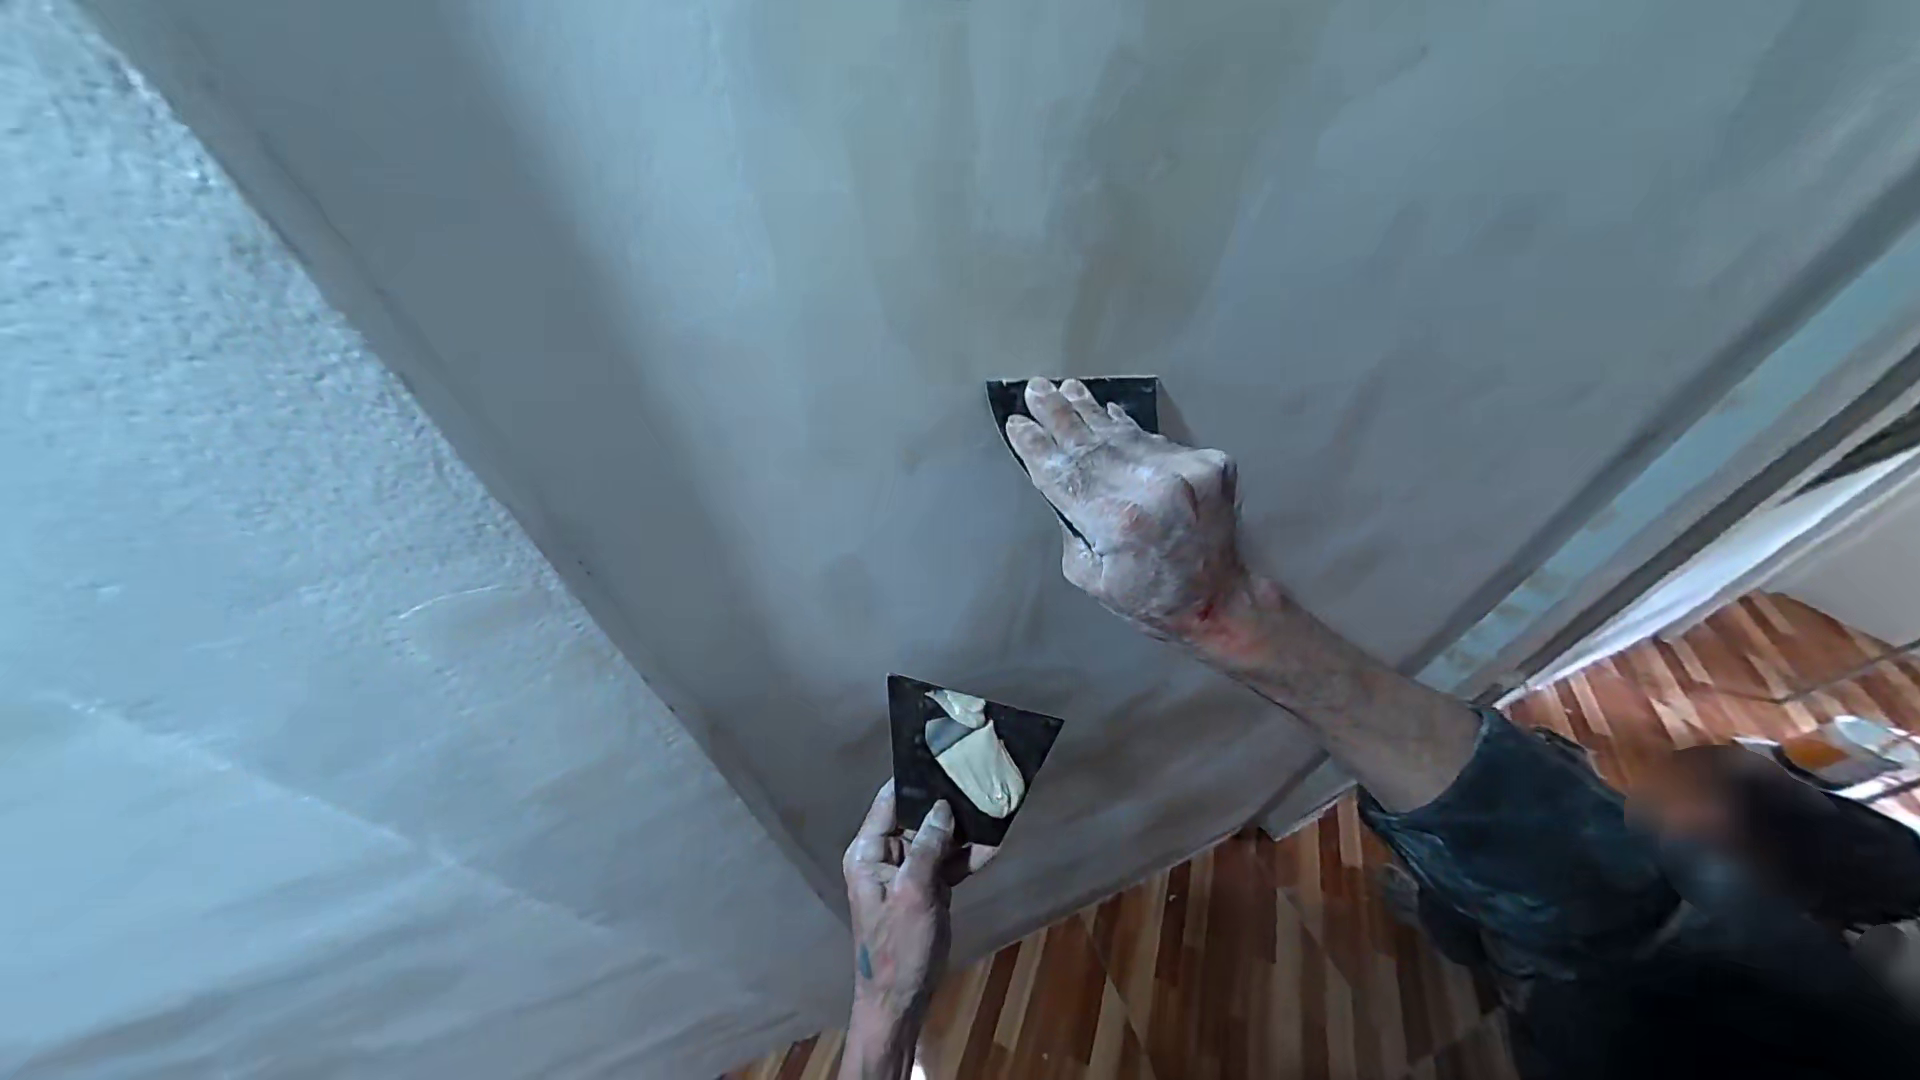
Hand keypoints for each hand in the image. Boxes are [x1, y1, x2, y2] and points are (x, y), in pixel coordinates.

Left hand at [840, 784, 994, 1077]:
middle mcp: (886, 854)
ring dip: (962, 828)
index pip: (889, 800)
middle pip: (917, 815)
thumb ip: (927, 846)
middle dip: (946, 801)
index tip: (940, 756)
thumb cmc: (898, 945)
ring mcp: (908, 871)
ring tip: (990, 805)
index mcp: (869, 850)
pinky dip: (967, 855)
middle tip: (975, 777)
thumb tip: (942, 806)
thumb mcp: (912, 892)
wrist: (900, 1001)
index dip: (913, 778)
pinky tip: (992, 843)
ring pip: (937, 837)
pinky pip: (948, 861)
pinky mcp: (927, 886)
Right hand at [1005, 377, 1247, 640]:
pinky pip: (1154, 440)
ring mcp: (1185, 471)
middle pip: (1090, 443)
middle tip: (1035, 389)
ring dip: (1090, 411)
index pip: (1064, 472)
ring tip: (1066, 390)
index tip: (1017, 424)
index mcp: (1118, 521)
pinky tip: (1106, 410)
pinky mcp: (1208, 464)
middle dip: (1058, 414)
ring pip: (1123, 434)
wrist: (1220, 599)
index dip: (1036, 446)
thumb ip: (1071, 528)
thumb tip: (1065, 487)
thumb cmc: (1150, 599)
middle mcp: (1153, 488)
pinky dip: (1127, 426)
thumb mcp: (1089, 578)